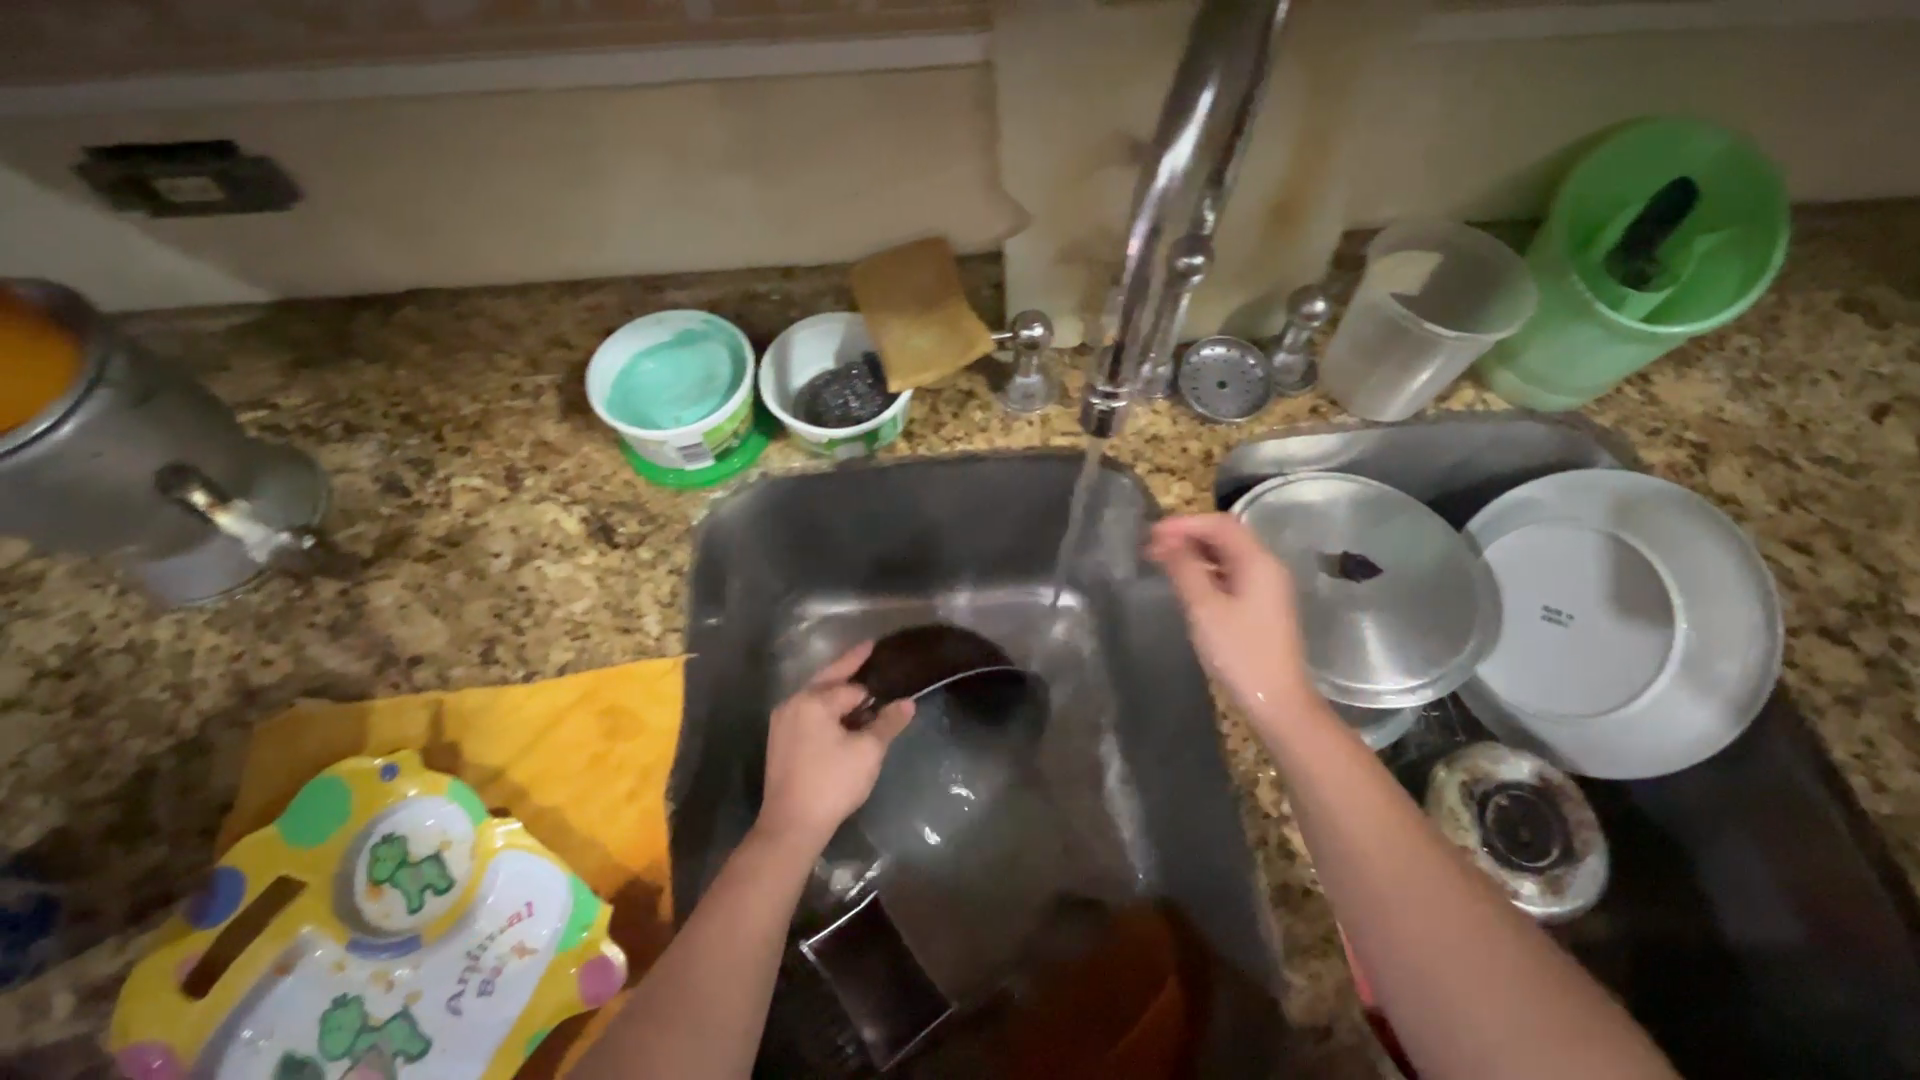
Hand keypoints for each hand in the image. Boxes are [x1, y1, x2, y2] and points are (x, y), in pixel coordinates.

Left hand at [756, 642, 914, 853]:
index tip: (886, 664)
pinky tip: (841, 716)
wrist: (791, 824)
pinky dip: (826, 708)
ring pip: (816, 697)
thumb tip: (907, 702)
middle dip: (849, 665)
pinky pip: (808, 713)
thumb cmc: (832, 783)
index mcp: (813, 701)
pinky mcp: (780, 741)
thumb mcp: (868, 751)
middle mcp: (793, 703)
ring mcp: (783, 722)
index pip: (852, 687)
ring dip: (838, 690)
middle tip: (868, 648)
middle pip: (828, 679)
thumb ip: (888, 722)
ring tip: (860, 684)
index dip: (874, 688)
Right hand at [1147, 513, 1317, 722]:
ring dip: (1195, 554)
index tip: (1151, 533)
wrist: (1276, 700)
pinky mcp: (1262, 607)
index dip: (1184, 523)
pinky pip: (1231, 576)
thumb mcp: (1204, 608)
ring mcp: (1267, 588)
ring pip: (1227, 557)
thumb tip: (1166, 541)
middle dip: (1188, 536)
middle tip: (1151, 547)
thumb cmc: (1239, 652)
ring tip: (1162, 563)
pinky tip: (1185, 584)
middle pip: (1225, 537)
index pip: (1219, 524)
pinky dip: (1206, 573)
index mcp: (1258, 562)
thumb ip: (1184, 569)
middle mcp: (1267, 568)